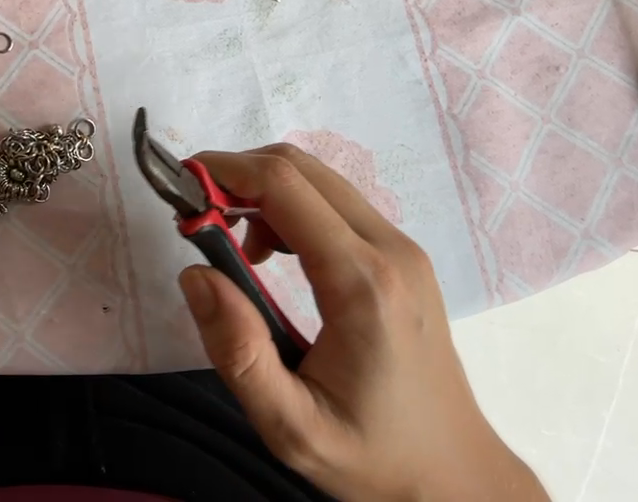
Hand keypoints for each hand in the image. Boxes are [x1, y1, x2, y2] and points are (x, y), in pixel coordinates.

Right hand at [177, 144, 547, 501]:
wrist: (459, 480)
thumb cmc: (374, 459)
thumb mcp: (292, 428)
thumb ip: (238, 353)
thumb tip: (195, 274)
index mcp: (362, 283)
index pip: (283, 184)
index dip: (222, 172)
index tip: (179, 190)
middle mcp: (389, 248)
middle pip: (298, 167)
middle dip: (234, 174)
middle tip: (195, 216)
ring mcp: (401, 247)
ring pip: (315, 177)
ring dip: (259, 189)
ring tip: (230, 243)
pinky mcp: (399, 255)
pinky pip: (332, 200)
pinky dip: (285, 204)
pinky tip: (270, 254)